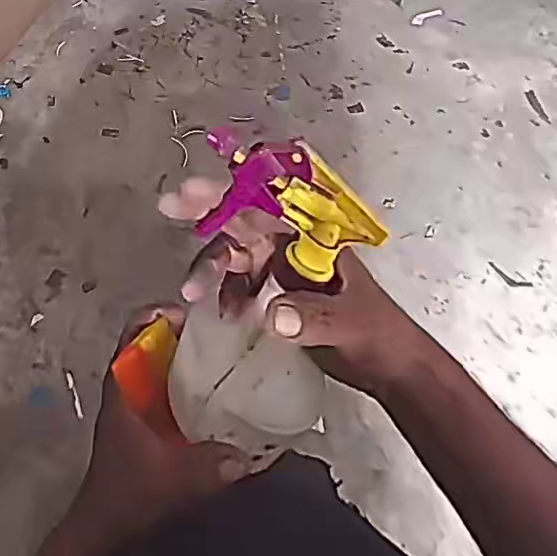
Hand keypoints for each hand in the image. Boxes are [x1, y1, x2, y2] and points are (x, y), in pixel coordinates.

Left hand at [71, 307, 251, 535]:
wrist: (104, 526)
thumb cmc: (127, 492)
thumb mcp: (170, 478)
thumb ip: (207, 466)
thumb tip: (247, 454)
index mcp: (123, 383)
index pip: (135, 329)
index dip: (161, 312)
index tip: (194, 313)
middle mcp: (129, 381)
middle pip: (154, 337)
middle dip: (185, 328)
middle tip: (222, 326)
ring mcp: (138, 397)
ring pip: (163, 357)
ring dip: (189, 349)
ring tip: (226, 346)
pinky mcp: (149, 415)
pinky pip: (170, 379)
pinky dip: (190, 373)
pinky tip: (219, 382)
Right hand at [158, 178, 438, 398]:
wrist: (387, 367)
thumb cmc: (375, 332)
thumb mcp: (349, 323)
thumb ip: (311, 317)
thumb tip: (268, 313)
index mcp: (312, 235)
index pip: (267, 203)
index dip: (230, 191)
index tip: (196, 188)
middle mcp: (292, 243)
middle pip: (243, 218)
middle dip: (206, 209)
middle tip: (170, 205)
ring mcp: (280, 266)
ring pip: (235, 252)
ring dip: (210, 266)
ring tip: (191, 292)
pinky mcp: (273, 292)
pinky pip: (238, 283)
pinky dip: (225, 294)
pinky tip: (224, 314)